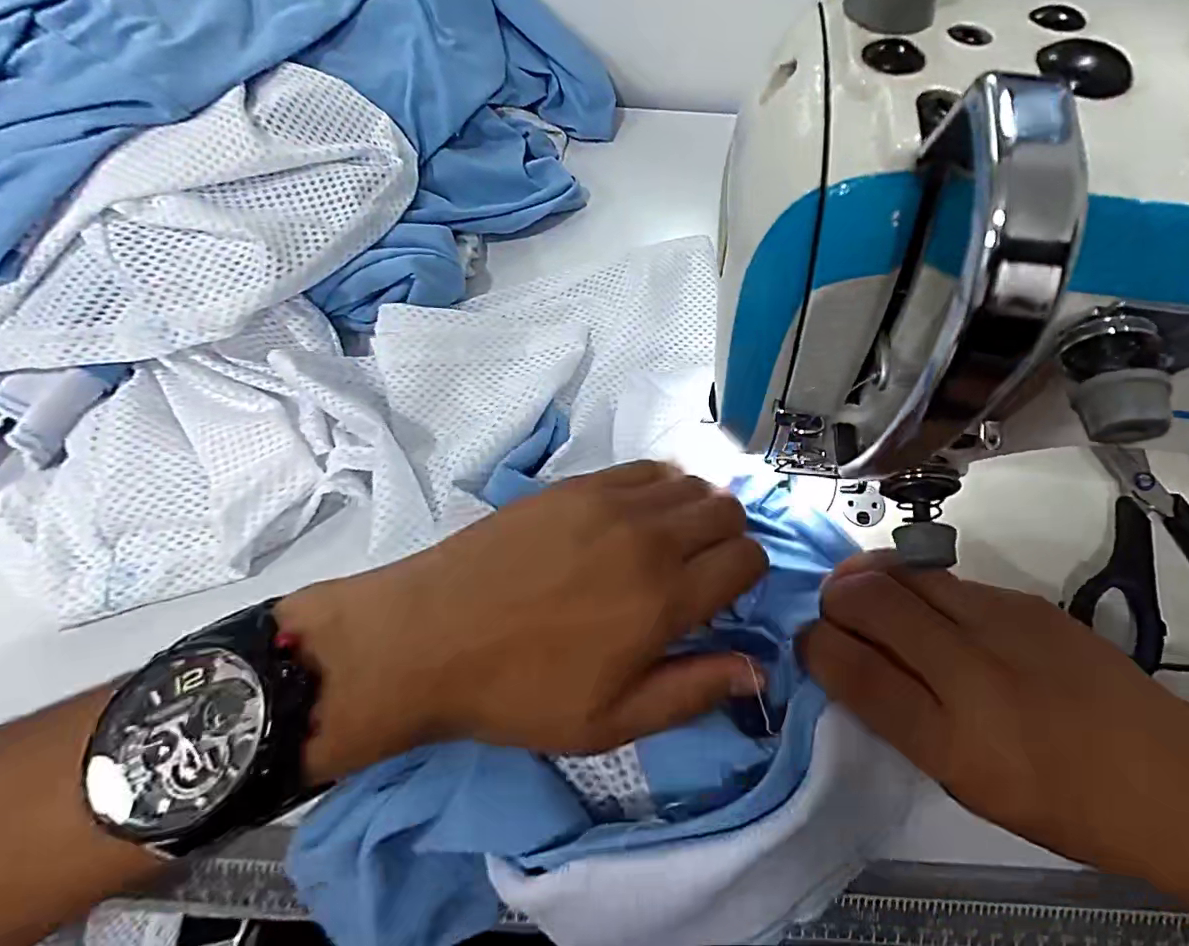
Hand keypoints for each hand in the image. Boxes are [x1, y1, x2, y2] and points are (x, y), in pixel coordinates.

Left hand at [281, 461, 768, 779]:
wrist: (427, 639)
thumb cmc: (521, 691)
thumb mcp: (611, 720)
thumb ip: (694, 691)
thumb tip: (760, 670)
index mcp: (665, 600)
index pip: (748, 558)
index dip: (747, 576)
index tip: (722, 595)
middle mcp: (651, 539)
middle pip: (730, 511)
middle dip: (729, 539)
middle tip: (699, 569)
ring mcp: (614, 502)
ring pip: (695, 483)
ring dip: (698, 510)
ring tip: (670, 541)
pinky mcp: (581, 484)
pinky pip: (649, 468)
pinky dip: (662, 487)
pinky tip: (639, 515)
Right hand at [800, 552, 1188, 865]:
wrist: (1162, 772)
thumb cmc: (1060, 803)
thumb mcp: (965, 785)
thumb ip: (906, 722)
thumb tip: (857, 669)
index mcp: (950, 740)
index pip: (855, 671)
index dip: (816, 647)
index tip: (807, 642)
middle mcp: (970, 672)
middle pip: (873, 602)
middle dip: (835, 597)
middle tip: (830, 607)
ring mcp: (1001, 625)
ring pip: (909, 574)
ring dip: (870, 575)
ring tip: (860, 586)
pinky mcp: (1024, 601)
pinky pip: (950, 580)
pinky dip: (918, 583)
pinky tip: (922, 602)